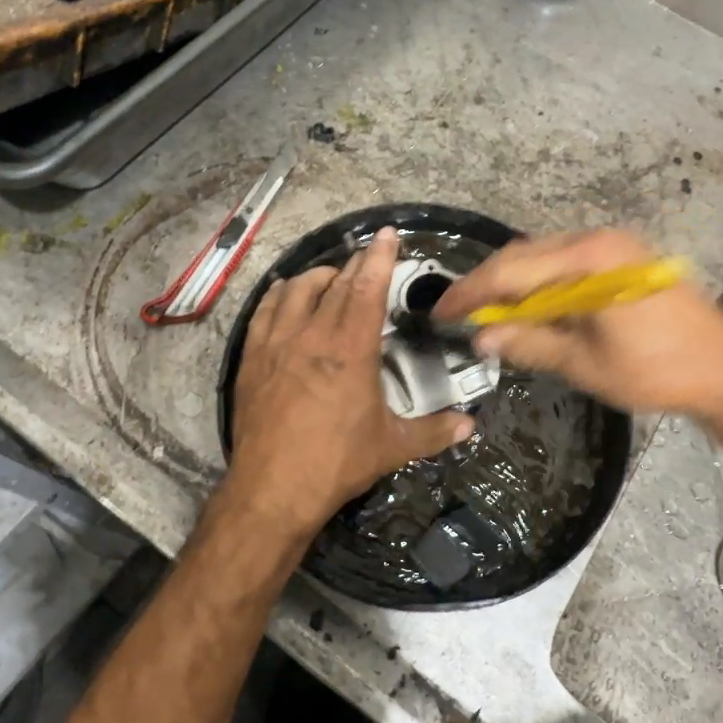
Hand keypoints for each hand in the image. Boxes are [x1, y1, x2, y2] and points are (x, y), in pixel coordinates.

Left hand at [225, 227, 474, 535]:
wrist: (272, 488)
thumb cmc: (336, 463)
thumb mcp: (392, 447)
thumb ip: (434, 432)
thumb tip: (470, 426)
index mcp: (351, 349)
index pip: (368, 288)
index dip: (380, 258)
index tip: (387, 235)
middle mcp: (313, 335)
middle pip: (336, 284)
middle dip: (355, 264)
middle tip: (368, 255)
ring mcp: (278, 343)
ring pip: (297, 289)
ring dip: (318, 276)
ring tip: (331, 277)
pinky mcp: (252, 357)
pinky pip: (264, 310)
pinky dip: (279, 294)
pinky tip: (285, 292)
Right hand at [433, 229, 722, 413]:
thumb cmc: (657, 370)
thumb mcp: (584, 363)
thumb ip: (529, 343)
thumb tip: (482, 338)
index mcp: (586, 260)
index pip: (509, 270)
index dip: (469, 293)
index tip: (440, 313)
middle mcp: (596, 240)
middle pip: (523, 255)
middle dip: (487, 285)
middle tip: (460, 316)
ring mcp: (613, 245)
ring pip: (542, 256)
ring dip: (513, 283)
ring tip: (490, 316)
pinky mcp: (623, 257)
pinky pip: (565, 261)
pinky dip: (540, 282)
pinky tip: (532, 308)